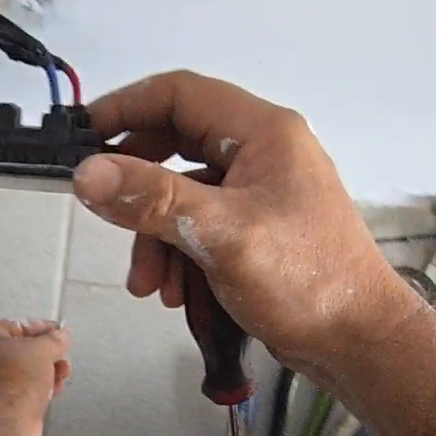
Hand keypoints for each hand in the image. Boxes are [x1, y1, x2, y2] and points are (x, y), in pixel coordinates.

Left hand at [0, 320, 71, 435]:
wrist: (7, 425)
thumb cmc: (19, 378)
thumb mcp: (42, 351)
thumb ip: (55, 339)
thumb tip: (64, 334)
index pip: (14, 326)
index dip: (40, 327)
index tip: (61, 332)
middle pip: (19, 350)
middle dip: (46, 352)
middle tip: (64, 354)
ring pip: (23, 371)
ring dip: (47, 369)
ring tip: (66, 371)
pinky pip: (21, 389)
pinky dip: (39, 386)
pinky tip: (57, 388)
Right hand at [71, 71, 423, 375]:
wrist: (354, 340)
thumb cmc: (302, 280)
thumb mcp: (220, 235)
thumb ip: (152, 199)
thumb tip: (86, 174)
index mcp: (262, 132)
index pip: (180, 95)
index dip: (125, 108)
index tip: (82, 136)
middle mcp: (259, 152)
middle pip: (174, 147)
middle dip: (137, 191)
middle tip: (105, 212)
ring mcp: (256, 192)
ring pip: (180, 196)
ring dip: (154, 238)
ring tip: (150, 285)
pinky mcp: (252, 229)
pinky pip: (196, 228)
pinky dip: (176, 257)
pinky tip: (174, 293)